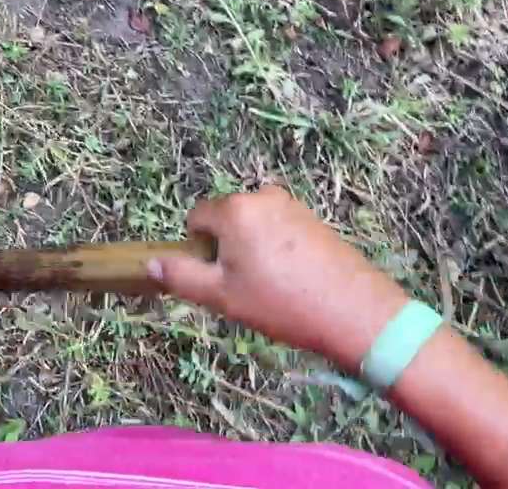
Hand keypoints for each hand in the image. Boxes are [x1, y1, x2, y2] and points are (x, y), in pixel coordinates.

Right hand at [147, 186, 408, 368]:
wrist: (356, 312)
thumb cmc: (282, 304)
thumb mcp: (223, 297)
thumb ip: (182, 277)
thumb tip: (151, 264)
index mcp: (234, 209)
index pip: (196, 217)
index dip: (201, 248)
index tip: (222, 277)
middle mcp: (260, 196)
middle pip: (226, 218)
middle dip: (228, 246)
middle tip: (248, 285)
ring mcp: (290, 204)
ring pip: (252, 224)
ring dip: (253, 246)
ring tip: (275, 285)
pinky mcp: (312, 216)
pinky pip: (278, 226)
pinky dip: (277, 247)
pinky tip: (295, 278)